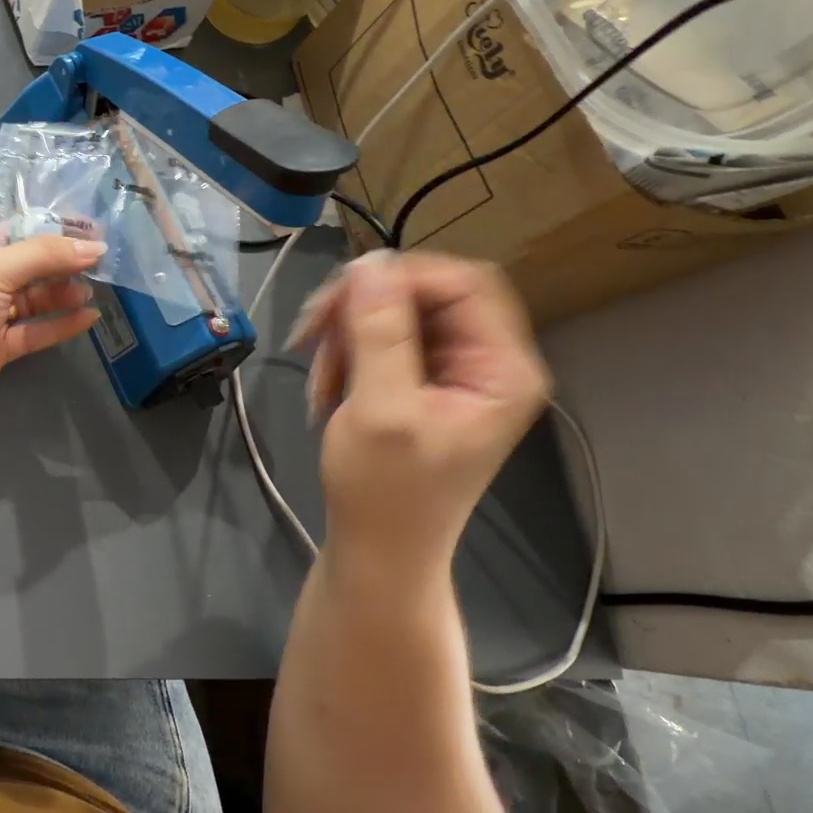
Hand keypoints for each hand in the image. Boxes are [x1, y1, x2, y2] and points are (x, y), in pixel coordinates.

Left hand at [0, 228, 106, 422]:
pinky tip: (88, 317)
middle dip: (61, 263)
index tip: (89, 230)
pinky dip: (60, 324)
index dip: (49, 231)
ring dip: (62, 294)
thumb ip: (44, 255)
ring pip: (34, 300)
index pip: (14, 234)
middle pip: (28, 267)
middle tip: (101, 262)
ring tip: (93, 290)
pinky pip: (35, 331)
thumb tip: (94, 245)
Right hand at [289, 252, 550, 564]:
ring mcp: (451, 374)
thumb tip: (369, 263)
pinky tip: (327, 387)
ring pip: (394, 316)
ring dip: (345, 335)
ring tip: (318, 377)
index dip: (401, 279)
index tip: (338, 301)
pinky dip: (345, 355)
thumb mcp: (380, 409)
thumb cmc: (385, 491)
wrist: (378, 549)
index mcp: (501, 368)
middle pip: (424, 295)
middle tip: (311, 335)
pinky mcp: (419, 384)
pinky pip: (380, 343)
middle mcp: (485, 361)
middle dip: (361, 309)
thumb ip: (378, 333)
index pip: (463, 284)